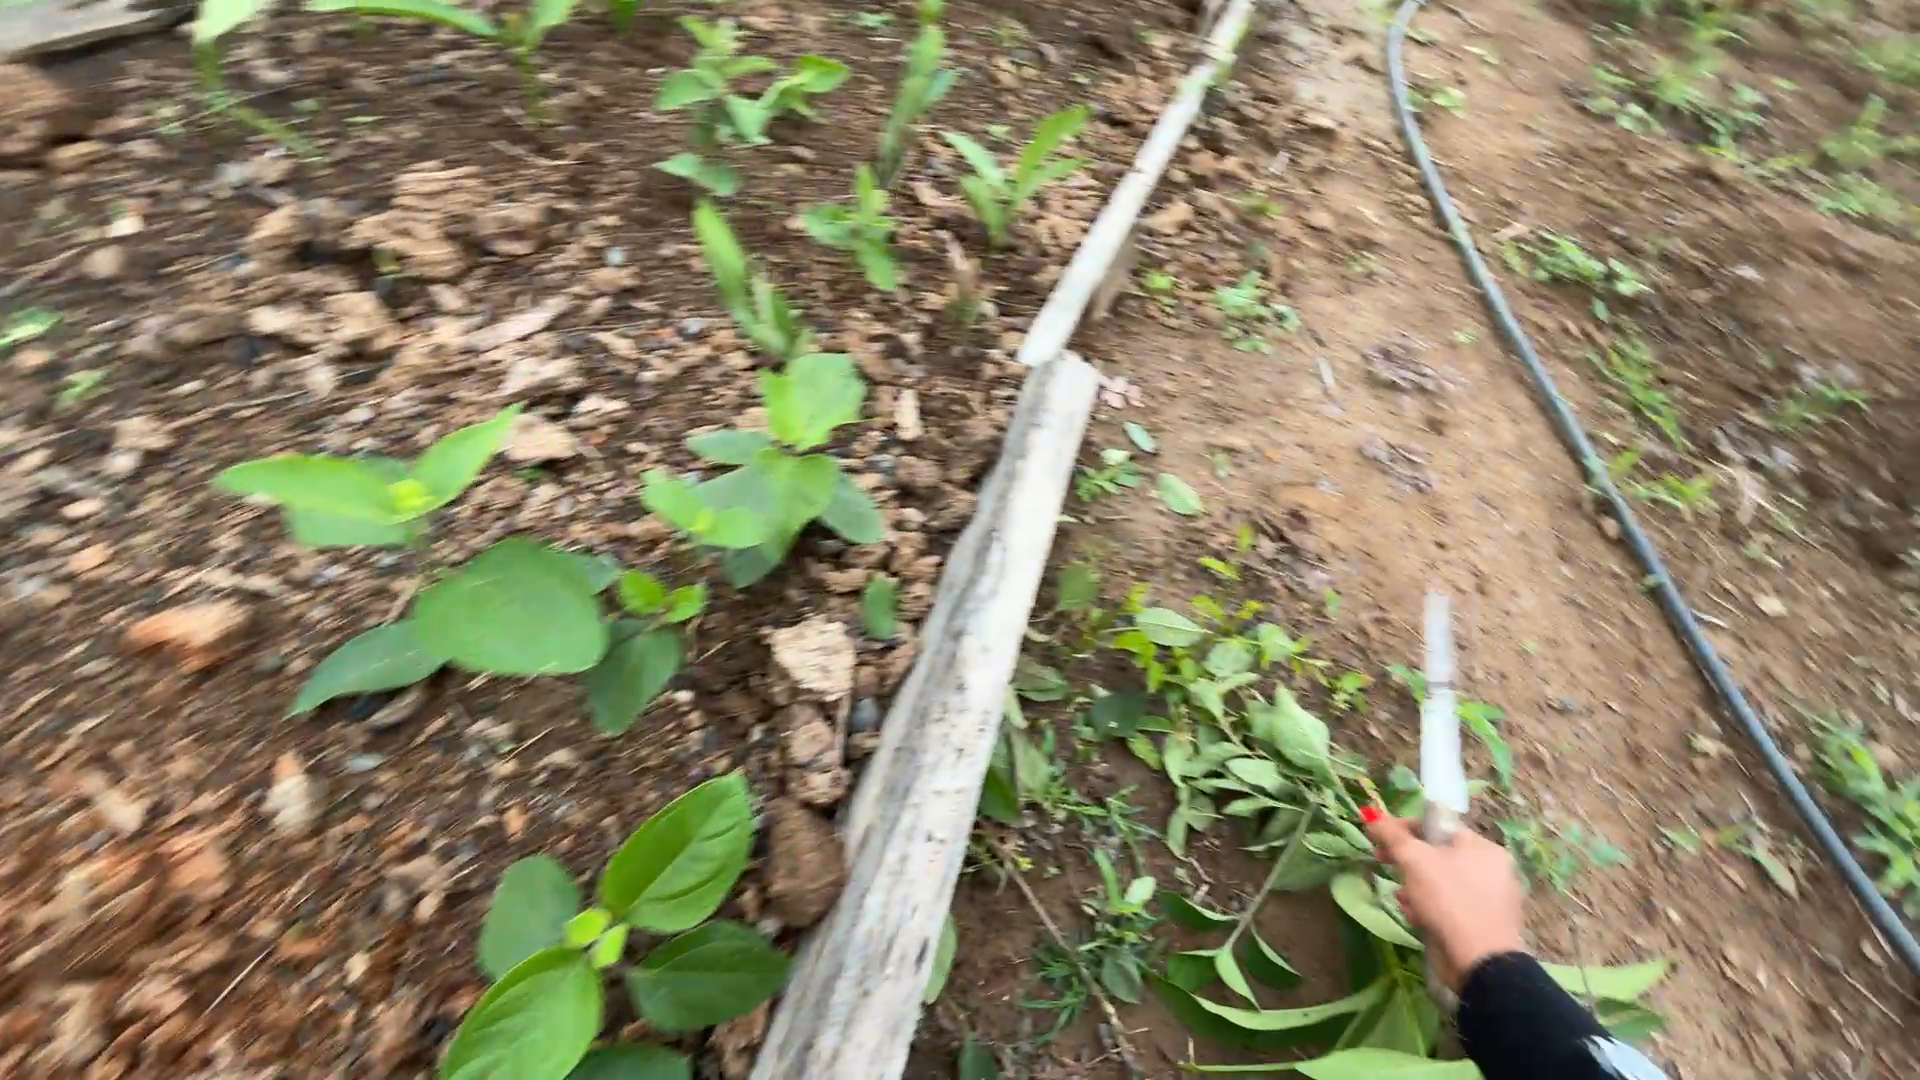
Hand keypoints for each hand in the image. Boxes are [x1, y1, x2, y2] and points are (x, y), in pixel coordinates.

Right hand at [1362, 812, 1526, 991]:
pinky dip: (1428, 907)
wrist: (1480, 962)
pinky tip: (1416, 916)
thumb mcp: (1413, 859)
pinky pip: (1448, 904)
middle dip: (1405, 860)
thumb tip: (1372, 817)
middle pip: (1436, 854)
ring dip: (1413, 887)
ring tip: (1402, 898)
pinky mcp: (1481, 923)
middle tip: (1381, 861)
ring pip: (1438, 881)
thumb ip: (1391, 834)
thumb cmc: (1448, 900)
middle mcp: (1491, 869)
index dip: (1403, 828)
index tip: (1378, 838)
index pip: (1436, 826)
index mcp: (1483, 848)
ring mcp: (1488, 898)